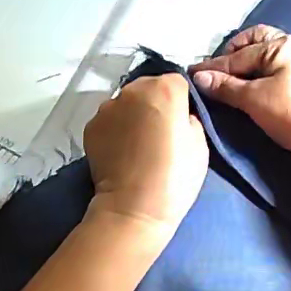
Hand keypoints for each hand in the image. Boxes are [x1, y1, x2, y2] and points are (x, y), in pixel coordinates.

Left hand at [83, 73, 208, 239]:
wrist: (133, 208)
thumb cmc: (174, 178)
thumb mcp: (200, 145)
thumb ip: (189, 120)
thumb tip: (179, 117)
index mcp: (165, 89)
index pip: (176, 82)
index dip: (180, 102)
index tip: (179, 124)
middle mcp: (133, 91)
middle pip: (148, 88)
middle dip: (154, 105)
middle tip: (158, 136)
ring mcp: (107, 108)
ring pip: (125, 104)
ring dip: (132, 117)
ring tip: (137, 147)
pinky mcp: (90, 127)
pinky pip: (108, 122)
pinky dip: (114, 131)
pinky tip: (121, 154)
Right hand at [190, 26, 290, 164]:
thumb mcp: (253, 99)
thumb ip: (225, 86)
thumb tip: (198, 77)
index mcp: (281, 45)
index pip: (238, 55)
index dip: (213, 66)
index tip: (191, 75)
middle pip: (254, 44)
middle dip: (232, 55)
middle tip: (214, 73)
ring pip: (264, 59)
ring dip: (244, 68)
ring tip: (226, 83)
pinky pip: (272, 73)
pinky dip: (256, 78)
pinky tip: (246, 91)